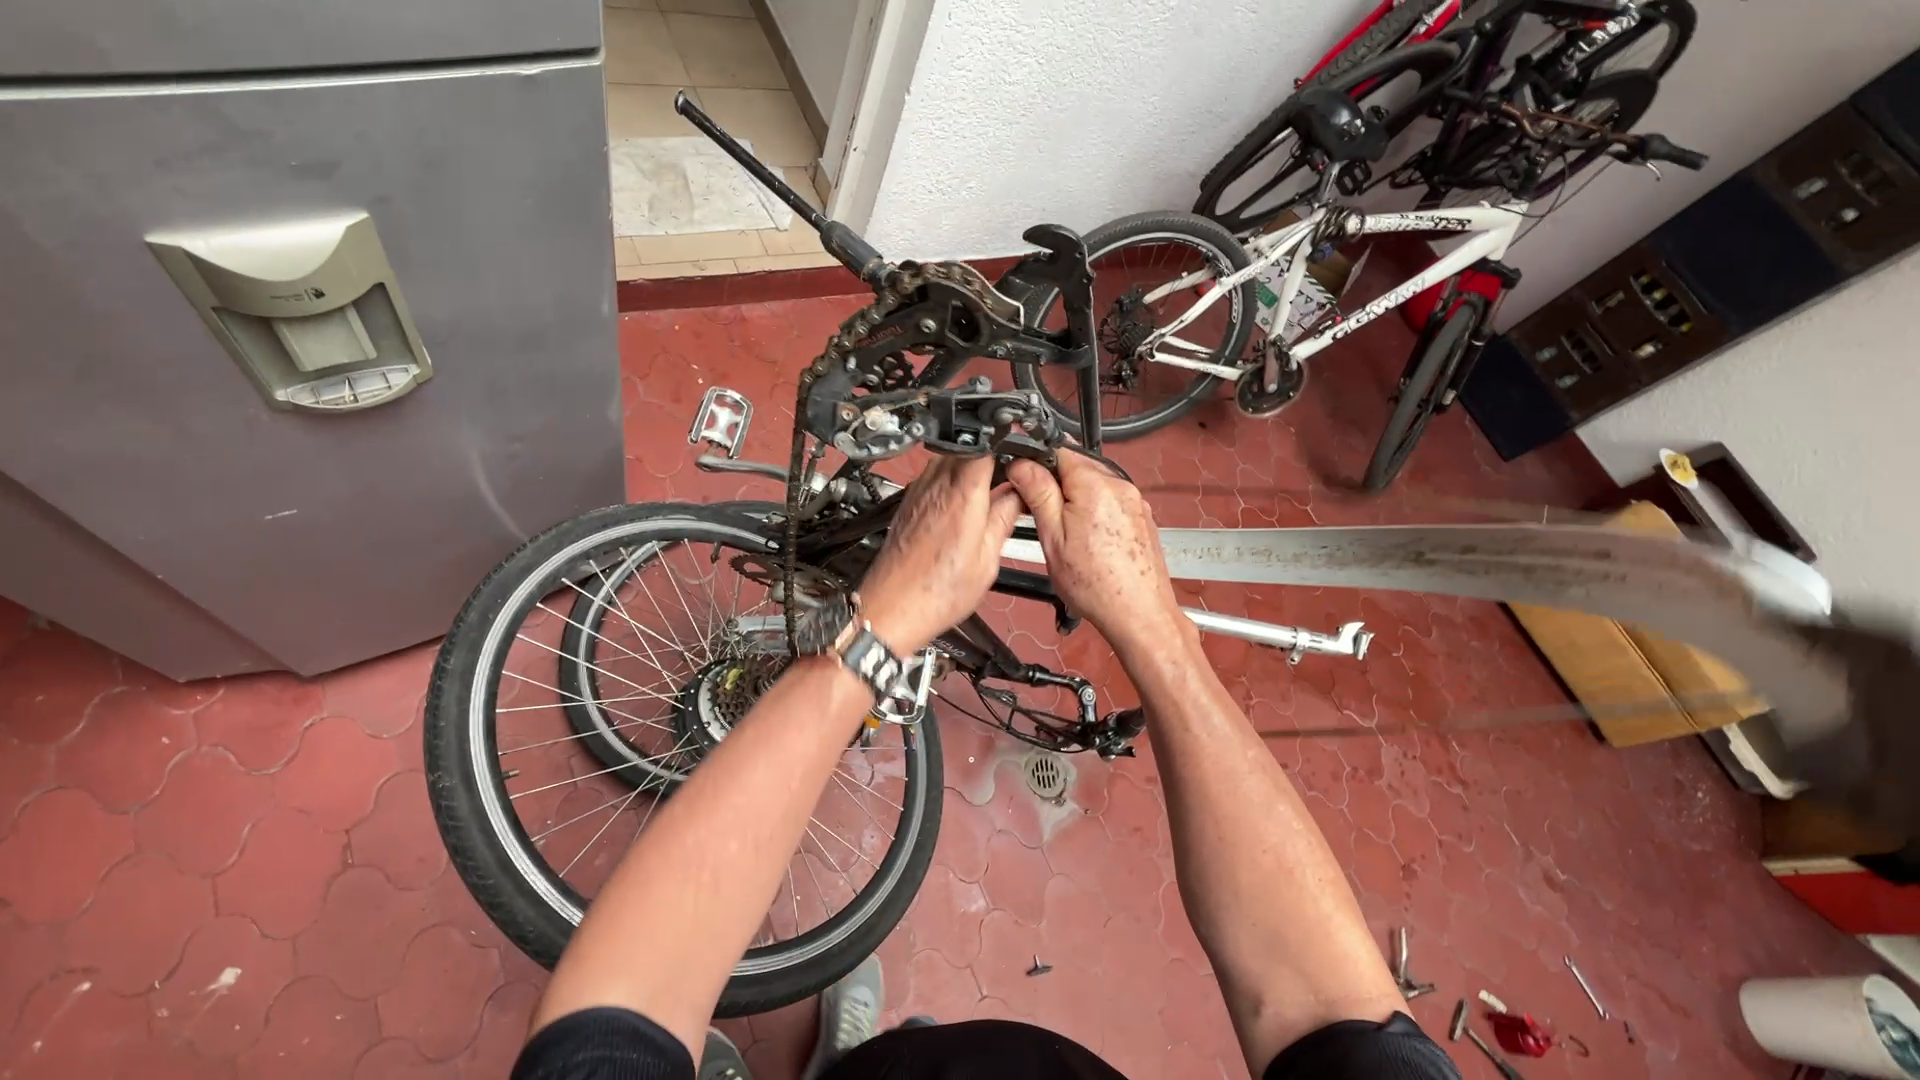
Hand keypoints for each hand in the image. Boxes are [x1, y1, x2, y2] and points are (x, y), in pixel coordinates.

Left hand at [859, 455, 1023, 653]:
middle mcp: (938, 485)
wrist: (893, 607)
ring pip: (950, 461)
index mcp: (964, 495)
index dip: (1006, 447)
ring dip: (969, 472)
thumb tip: (1017, 497)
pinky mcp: (909, 502)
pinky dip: (951, 486)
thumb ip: (1004, 520)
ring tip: (984, 501)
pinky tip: (961, 512)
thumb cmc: (935, 593)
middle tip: (1007, 483)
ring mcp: (919, 491)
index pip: (987, 445)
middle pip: (968, 449)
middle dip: (989, 461)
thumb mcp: (987, 561)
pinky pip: (935, 479)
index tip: (1019, 459)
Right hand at [1006, 453, 1187, 656]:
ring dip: (1076, 500)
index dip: (1036, 464)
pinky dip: (1095, 514)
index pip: (1059, 450)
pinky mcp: (1141, 516)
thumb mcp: (1052, 538)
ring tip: (1068, 537)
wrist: (1138, 614)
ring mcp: (1135, 501)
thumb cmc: (1097, 585)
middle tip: (1044, 517)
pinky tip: (1088, 543)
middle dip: (1057, 485)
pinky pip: (1110, 502)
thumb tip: (1022, 464)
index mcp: (1095, 484)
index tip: (1024, 483)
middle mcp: (1120, 486)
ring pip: (1093, 485)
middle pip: (1077, 466)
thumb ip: (1038, 494)